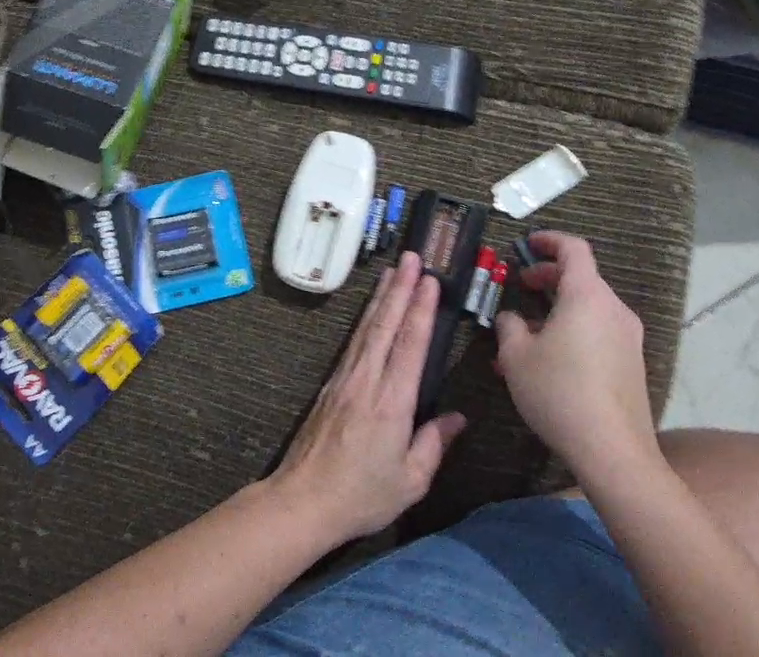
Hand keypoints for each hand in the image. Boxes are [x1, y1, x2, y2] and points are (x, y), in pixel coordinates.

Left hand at [267, 252, 468, 544]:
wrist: (303, 500)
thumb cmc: (361, 496)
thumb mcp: (410, 479)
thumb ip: (434, 443)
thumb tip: (456, 417)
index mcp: (390, 402)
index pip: (409, 345)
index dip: (421, 309)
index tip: (430, 280)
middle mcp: (366, 382)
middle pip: (385, 326)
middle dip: (400, 289)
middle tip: (411, 258)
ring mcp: (344, 381)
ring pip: (366, 330)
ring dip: (381, 299)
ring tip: (392, 271)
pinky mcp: (330, 387)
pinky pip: (353, 344)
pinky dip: (365, 321)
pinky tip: (371, 313)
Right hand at [493, 231, 659, 480]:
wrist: (612, 449)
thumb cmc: (558, 391)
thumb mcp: (516, 355)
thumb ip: (509, 326)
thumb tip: (512, 318)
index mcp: (587, 296)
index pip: (574, 249)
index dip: (549, 240)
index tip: (527, 244)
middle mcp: (614, 309)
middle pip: (582, 278)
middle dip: (549, 277)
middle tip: (521, 286)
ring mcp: (629, 337)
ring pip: (589, 308)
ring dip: (558, 309)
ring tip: (526, 332)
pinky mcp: (632, 363)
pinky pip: (599, 332)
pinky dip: (573, 330)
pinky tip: (549, 359)